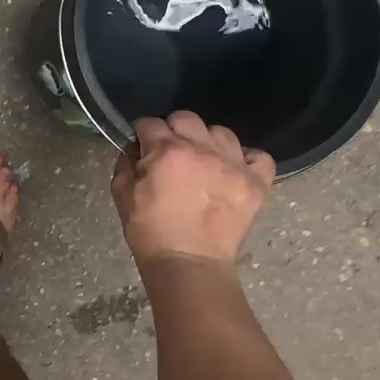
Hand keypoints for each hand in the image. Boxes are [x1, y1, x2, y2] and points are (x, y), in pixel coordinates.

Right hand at [110, 110, 273, 264]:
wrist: (188, 261)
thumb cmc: (148, 228)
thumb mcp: (121, 192)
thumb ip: (126, 162)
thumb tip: (137, 148)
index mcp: (167, 152)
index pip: (150, 123)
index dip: (141, 132)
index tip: (140, 144)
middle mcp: (203, 150)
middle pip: (186, 118)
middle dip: (172, 129)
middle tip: (168, 151)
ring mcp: (234, 165)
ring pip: (221, 133)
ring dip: (207, 141)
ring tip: (202, 160)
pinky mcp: (257, 183)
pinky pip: (258, 156)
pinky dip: (245, 158)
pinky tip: (231, 168)